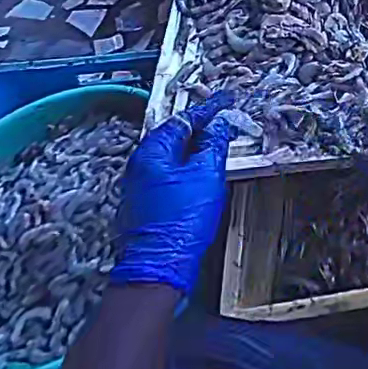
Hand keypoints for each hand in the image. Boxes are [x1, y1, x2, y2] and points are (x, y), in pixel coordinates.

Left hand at [109, 94, 235, 291]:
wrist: (158, 268)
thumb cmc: (180, 222)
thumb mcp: (206, 175)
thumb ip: (213, 145)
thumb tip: (219, 125)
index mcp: (153, 150)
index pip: (185, 119)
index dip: (209, 110)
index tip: (226, 101)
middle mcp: (141, 163)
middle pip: (176, 135)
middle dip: (201, 128)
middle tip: (224, 121)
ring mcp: (141, 183)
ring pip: (173, 155)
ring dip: (194, 148)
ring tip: (217, 145)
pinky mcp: (147, 201)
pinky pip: (169, 172)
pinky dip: (187, 167)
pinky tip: (202, 173)